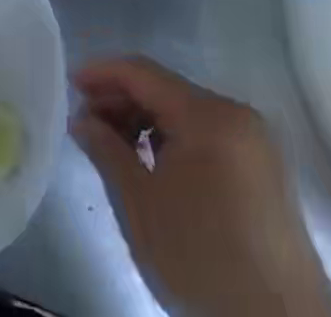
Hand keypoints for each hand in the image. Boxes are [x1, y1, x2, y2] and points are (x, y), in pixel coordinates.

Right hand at [73, 57, 330, 316]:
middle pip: (165, 89)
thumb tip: (82, 120)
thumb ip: (106, 148)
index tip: (69, 84)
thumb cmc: (201, 257)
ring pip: (185, 112)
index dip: (101, 73)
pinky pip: (206, 135)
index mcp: (209, 115)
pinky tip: (150, 164)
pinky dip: (172, 139)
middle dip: (120, 100)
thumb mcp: (140, 201)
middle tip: (85, 123)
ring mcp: (255, 143)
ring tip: (112, 146)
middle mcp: (237, 116)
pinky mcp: (262, 170)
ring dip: (144, 120)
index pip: (143, 73)